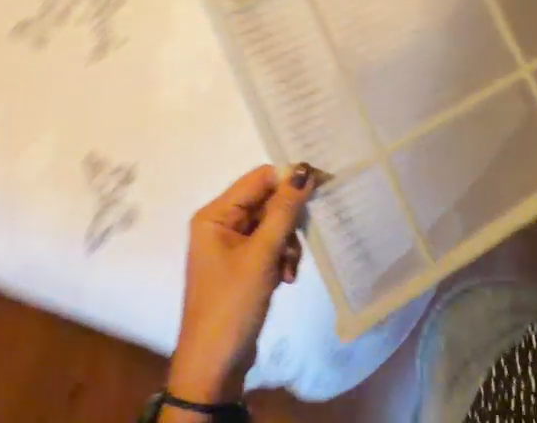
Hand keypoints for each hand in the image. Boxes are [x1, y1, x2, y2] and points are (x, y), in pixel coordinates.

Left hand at [169, 164, 315, 404]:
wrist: (214, 365)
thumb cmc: (233, 304)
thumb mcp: (262, 254)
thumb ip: (284, 210)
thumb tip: (303, 170)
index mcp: (215, 215)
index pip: (259, 178)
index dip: (289, 180)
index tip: (322, 187)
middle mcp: (220, 224)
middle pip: (267, 201)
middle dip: (288, 222)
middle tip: (301, 241)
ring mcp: (230, 246)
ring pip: (273, 225)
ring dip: (287, 244)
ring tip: (288, 270)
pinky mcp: (242, 265)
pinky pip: (269, 246)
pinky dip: (281, 258)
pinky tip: (285, 279)